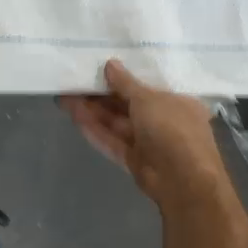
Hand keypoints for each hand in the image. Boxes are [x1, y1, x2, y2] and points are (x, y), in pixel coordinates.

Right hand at [59, 59, 229, 209]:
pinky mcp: (135, 160)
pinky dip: (94, 129)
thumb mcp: (148, 98)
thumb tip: (110, 64)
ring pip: (116, 123)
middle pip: (127, 105)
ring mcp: (149, 143)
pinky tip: (72, 115)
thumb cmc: (173, 130)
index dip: (124, 76)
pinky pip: (112, 141)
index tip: (99, 65)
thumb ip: (125, 82)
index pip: (148, 86)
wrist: (183, 182)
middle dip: (100, 94)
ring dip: (91, 110)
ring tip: (64, 95)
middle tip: (73, 80)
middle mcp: (164, 122)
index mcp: (178, 104)